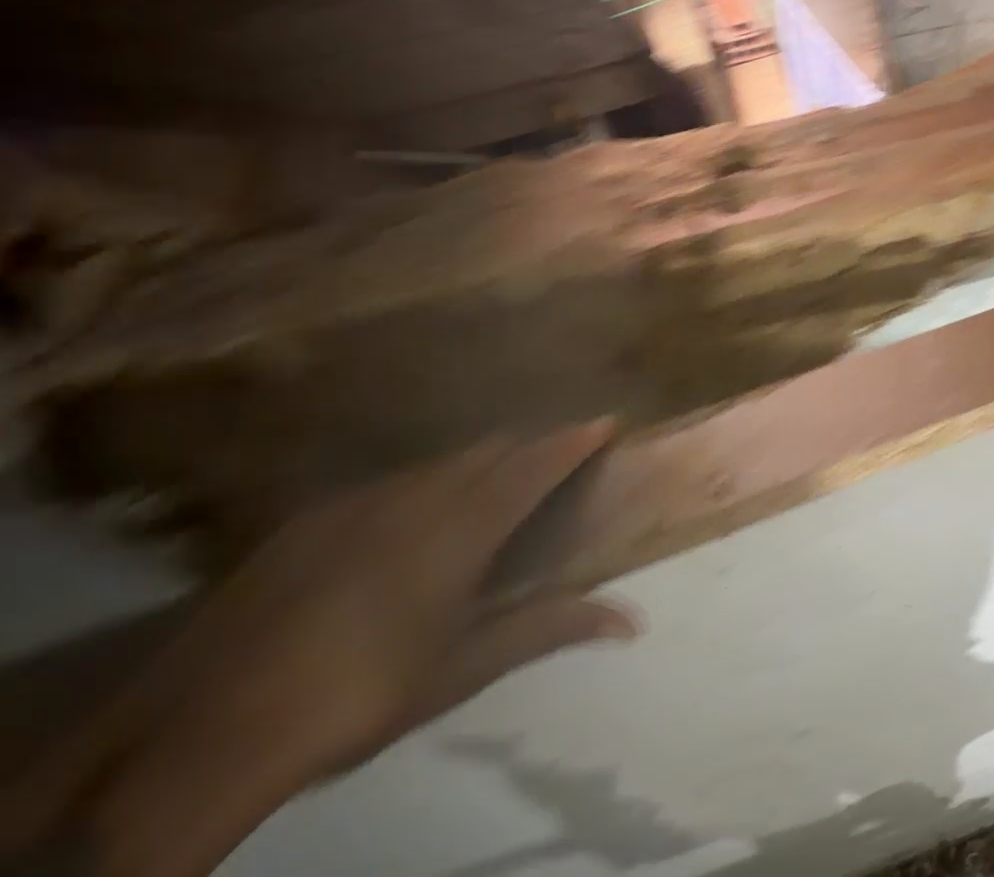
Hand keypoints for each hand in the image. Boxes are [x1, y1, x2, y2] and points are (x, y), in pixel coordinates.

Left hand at [4, 421, 639, 876]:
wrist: (205, 728)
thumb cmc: (361, 695)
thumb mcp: (464, 668)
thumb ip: (548, 628)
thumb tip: (633, 620)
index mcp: (452, 533)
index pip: (527, 469)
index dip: (570, 441)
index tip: (605, 420)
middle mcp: (405, 501)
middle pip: (482, 454)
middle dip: (528, 447)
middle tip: (560, 456)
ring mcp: (346, 507)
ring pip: (431, 466)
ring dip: (477, 464)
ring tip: (499, 485)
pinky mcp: (303, 524)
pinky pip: (387, 484)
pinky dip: (426, 484)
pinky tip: (416, 518)